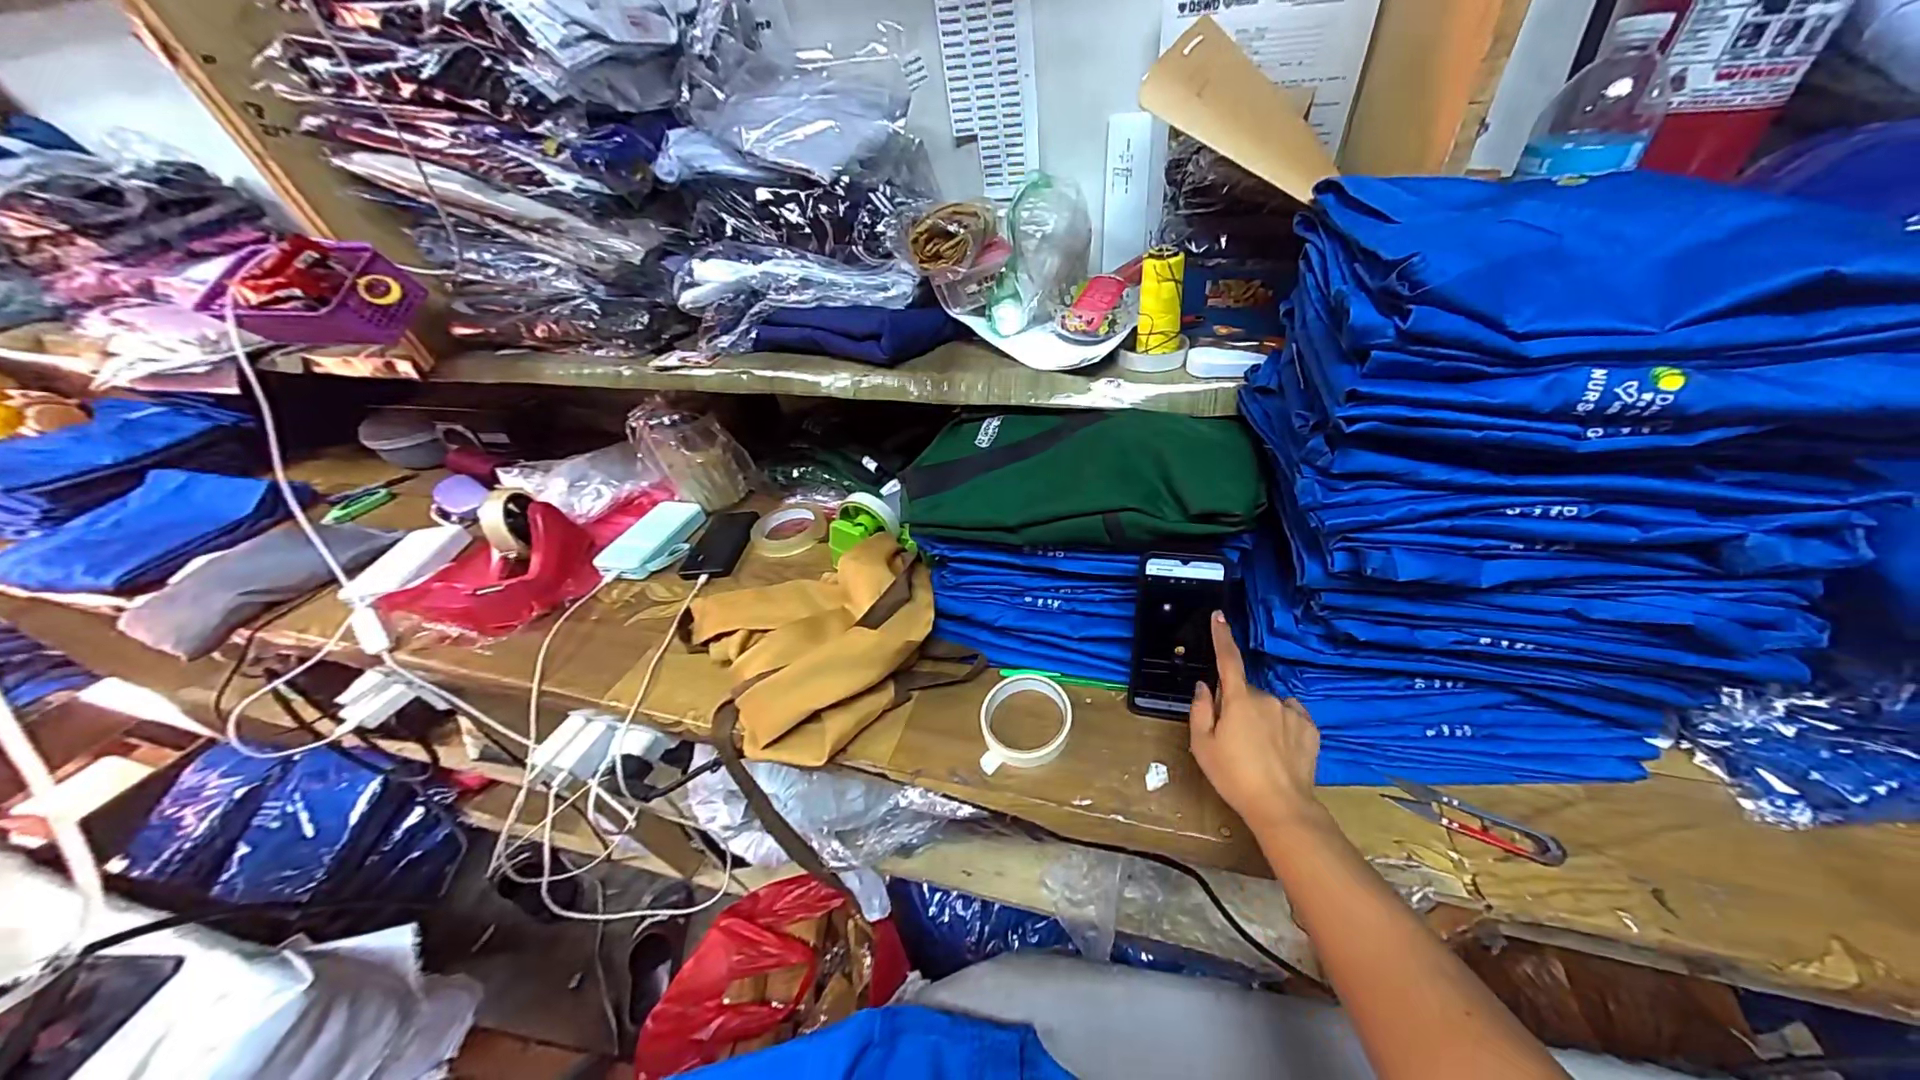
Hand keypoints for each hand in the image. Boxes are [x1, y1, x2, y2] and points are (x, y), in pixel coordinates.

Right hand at [1190, 611, 1321, 830]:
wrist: (1281, 806)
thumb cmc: (1233, 775)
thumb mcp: (1202, 745)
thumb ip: (1200, 710)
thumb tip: (1204, 686)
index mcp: (1238, 700)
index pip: (1228, 660)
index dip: (1222, 636)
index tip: (1219, 616)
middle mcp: (1267, 698)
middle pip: (1245, 692)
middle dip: (1236, 705)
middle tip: (1230, 738)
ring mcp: (1292, 712)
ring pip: (1267, 705)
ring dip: (1259, 717)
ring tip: (1256, 750)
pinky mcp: (1310, 728)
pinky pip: (1289, 715)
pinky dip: (1281, 724)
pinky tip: (1277, 748)